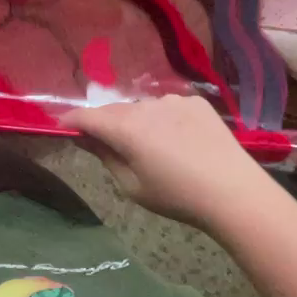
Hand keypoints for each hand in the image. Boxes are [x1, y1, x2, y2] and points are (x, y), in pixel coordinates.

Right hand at [60, 95, 275, 231]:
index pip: (87, 116)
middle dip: (106, 124)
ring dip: (139, 122)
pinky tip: (180, 142)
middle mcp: (145, 106)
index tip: (62, 127)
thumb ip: (105, 157)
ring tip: (152, 149)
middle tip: (105, 144)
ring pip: (144, 109)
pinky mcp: (196, 102)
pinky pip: (170, 108)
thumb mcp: (132, 186)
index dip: (71, 121)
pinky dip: (166, 120)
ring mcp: (173, 100)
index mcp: (126, 128)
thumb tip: (85, 137)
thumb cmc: (177, 196)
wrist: (234, 192)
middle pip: (115, 111)